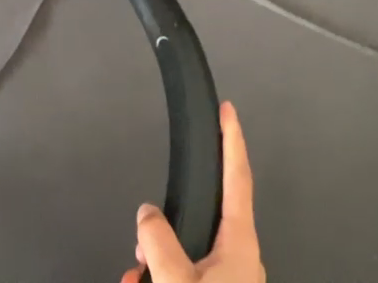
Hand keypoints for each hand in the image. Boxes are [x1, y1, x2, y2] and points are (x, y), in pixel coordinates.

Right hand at [122, 102, 264, 282]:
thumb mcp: (176, 279)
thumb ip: (159, 242)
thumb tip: (147, 213)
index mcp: (239, 242)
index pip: (237, 177)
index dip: (232, 141)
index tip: (228, 111)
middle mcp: (240, 256)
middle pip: (201, 218)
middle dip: (166, 224)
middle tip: (141, 246)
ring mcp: (231, 277)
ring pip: (187, 250)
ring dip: (157, 260)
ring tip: (136, 278)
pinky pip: (187, 274)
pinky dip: (163, 277)